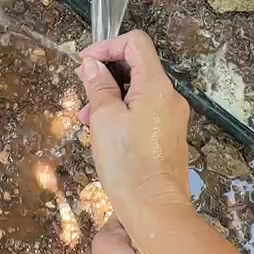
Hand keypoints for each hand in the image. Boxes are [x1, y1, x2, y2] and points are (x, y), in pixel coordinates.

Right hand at [78, 31, 191, 231]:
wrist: (156, 210)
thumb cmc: (128, 164)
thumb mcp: (104, 119)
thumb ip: (98, 86)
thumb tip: (91, 64)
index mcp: (156, 86)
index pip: (136, 43)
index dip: (108, 46)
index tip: (85, 62)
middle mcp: (169, 96)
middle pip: (137, 65)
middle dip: (106, 73)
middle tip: (82, 89)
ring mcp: (171, 116)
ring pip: (137, 90)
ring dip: (110, 95)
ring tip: (87, 119)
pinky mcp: (168, 134)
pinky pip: (143, 110)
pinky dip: (122, 111)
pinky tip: (103, 132)